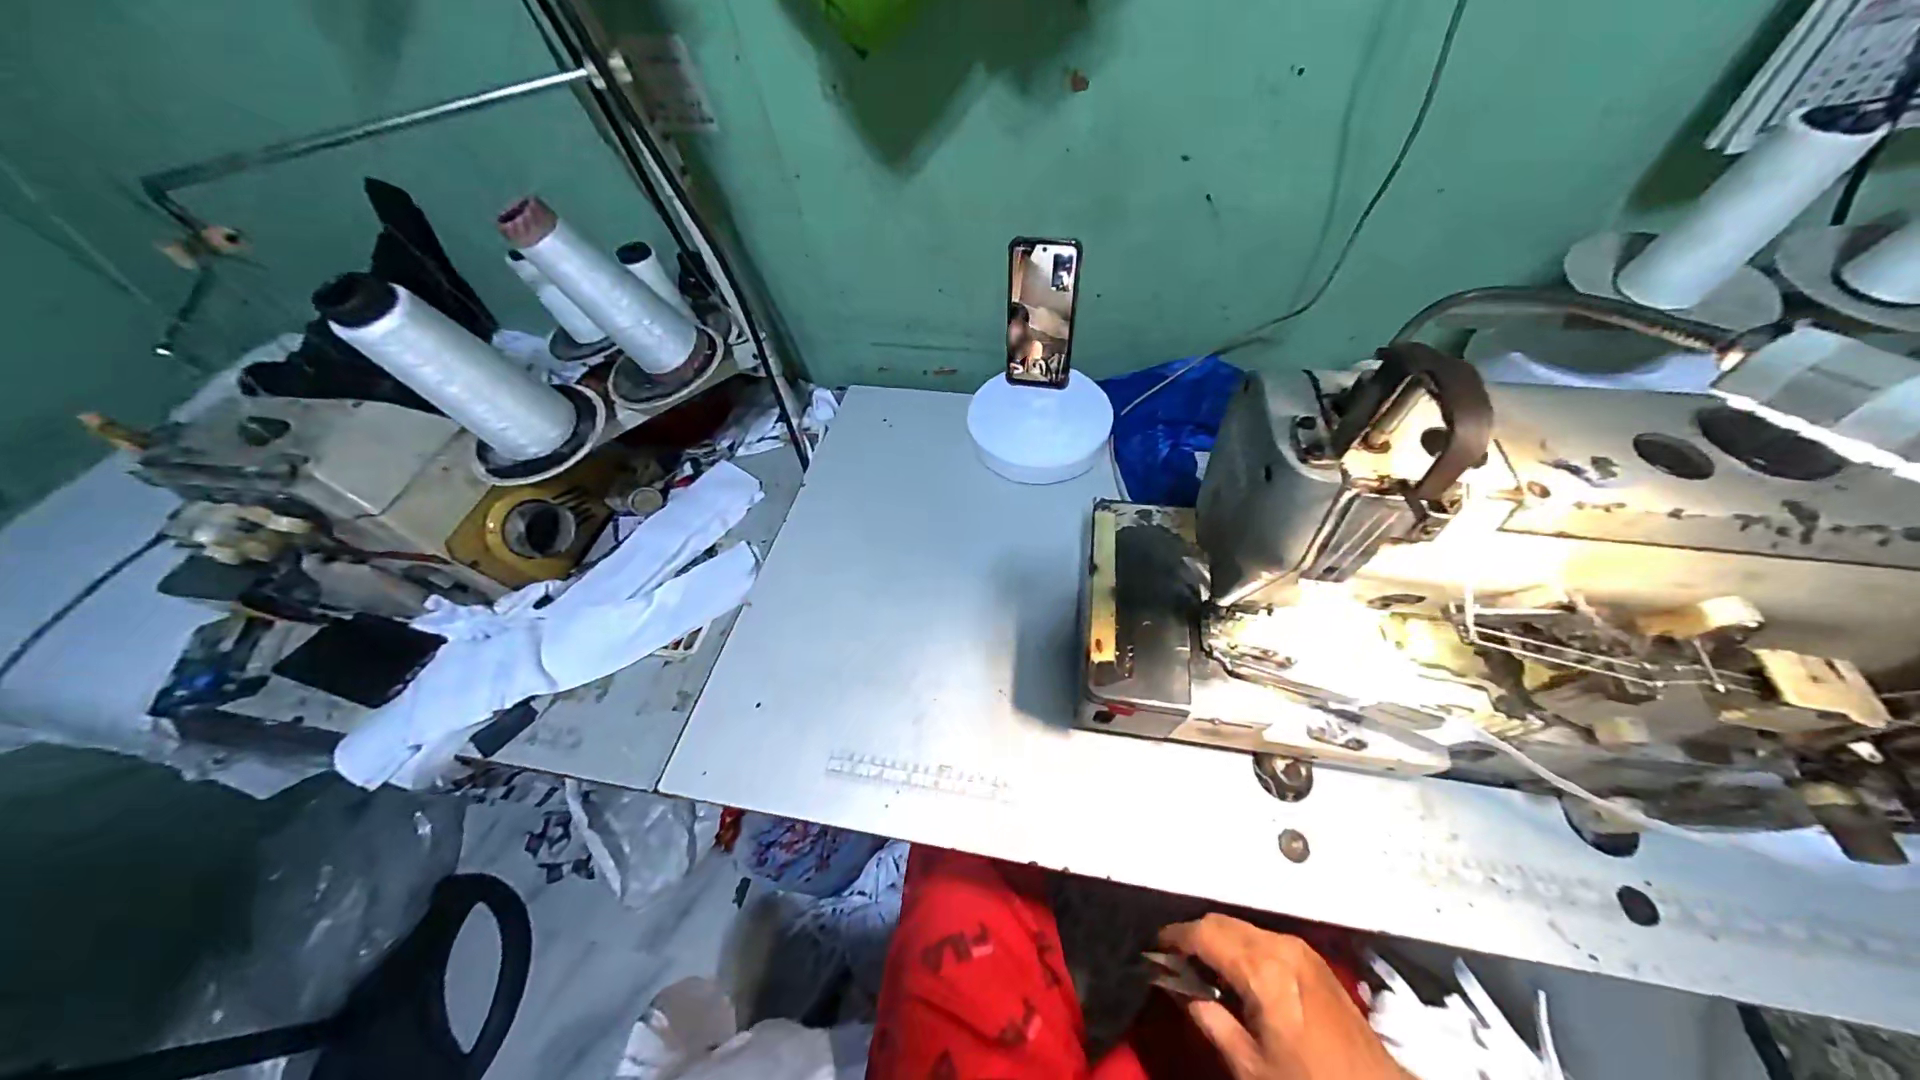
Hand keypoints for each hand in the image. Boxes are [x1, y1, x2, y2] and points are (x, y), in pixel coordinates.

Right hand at [1158, 915, 1404, 1079]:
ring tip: (1201, 973)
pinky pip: (1262, 938)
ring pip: (1241, 928)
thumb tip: (1176, 988)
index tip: (1154, 950)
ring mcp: (1300, 949)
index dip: (1173, 938)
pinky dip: (1240, 947)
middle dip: (1193, 937)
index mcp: (1262, 969)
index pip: (1203, 933)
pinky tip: (1235, 976)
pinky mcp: (1312, 959)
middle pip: (1221, 923)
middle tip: (1173, 964)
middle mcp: (1280, 946)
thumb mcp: (1249, 1064)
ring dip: (1217, 941)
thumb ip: (1206, 1018)